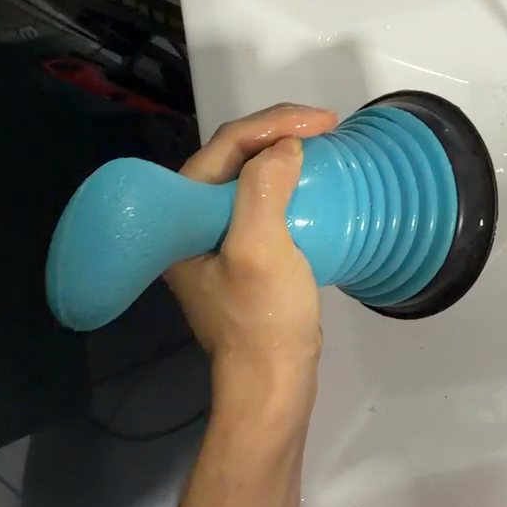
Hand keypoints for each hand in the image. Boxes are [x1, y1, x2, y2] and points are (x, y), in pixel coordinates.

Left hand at [165, 104, 338, 405]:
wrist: (273, 384)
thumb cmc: (264, 321)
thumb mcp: (259, 252)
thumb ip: (263, 191)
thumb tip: (285, 147)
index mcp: (179, 217)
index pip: (225, 147)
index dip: (273, 123)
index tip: (321, 122)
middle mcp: (190, 221)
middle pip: (234, 154)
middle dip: (280, 130)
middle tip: (327, 125)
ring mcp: (216, 236)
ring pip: (250, 172)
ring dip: (285, 149)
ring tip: (323, 141)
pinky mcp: (242, 250)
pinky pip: (264, 196)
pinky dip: (290, 178)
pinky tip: (314, 179)